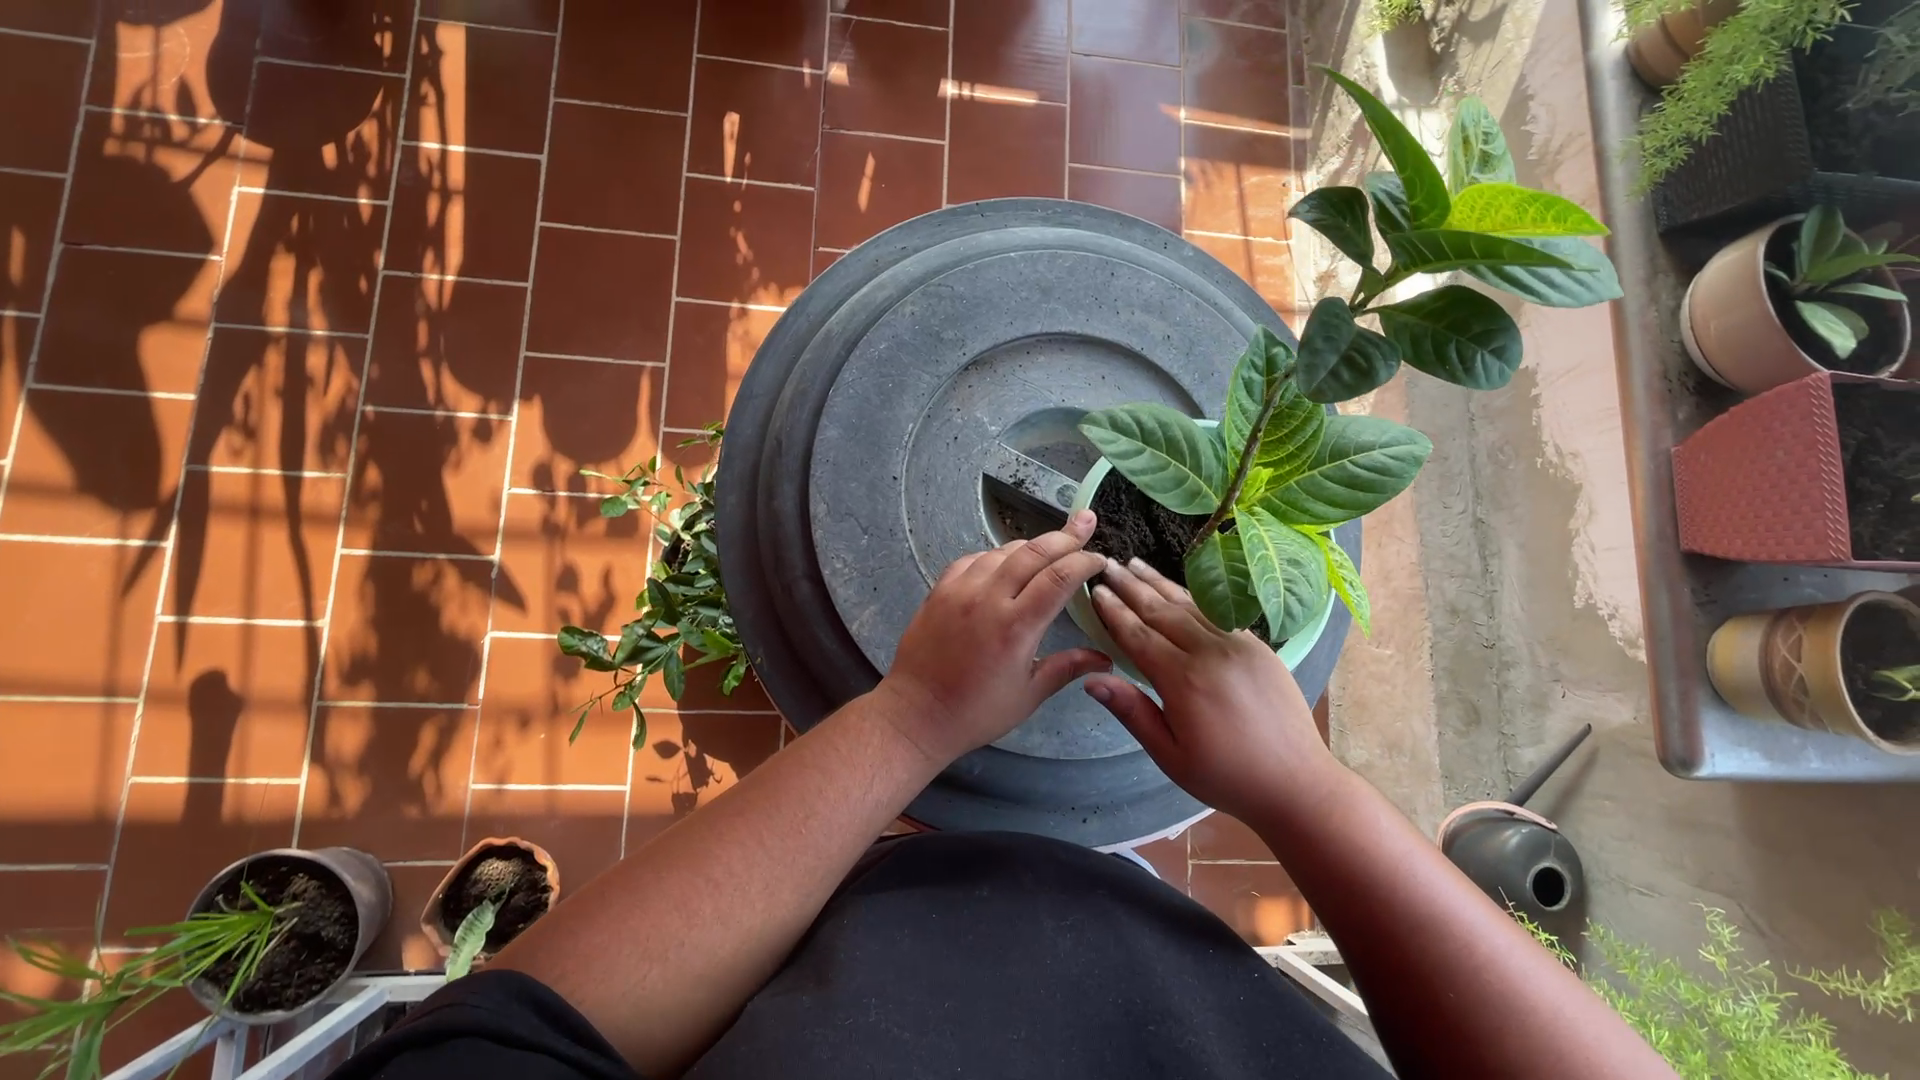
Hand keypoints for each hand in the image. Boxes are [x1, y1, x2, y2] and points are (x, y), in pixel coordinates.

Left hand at [876, 510, 1112, 766]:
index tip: (1100, 558)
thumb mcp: (1029, 695)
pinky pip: (972, 559)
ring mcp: (959, 591)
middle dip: (1064, 536)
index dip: (1084, 561)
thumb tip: (1106, 658)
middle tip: (1085, 522)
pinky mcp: (939, 591)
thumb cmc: (976, 712)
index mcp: (1016, 627)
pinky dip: (995, 555)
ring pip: (1002, 551)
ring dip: (1030, 545)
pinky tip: (1005, 562)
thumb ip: (1067, 667)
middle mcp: (988, 599)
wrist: (916, 714)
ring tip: (1051, 546)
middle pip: (1033, 552)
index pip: (1059, 577)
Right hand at [1084, 557, 1342, 824]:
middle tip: (1107, 564)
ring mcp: (1239, 646)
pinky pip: (1219, 614)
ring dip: (1160, 583)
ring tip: (1136, 565)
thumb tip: (1091, 679)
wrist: (1296, 784)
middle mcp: (1211, 653)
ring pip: (1192, 605)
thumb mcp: (1169, 755)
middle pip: (1162, 611)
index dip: (1114, 612)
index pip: (1139, 635)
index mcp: (1184, 681)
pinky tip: (1179, 589)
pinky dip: (1194, 598)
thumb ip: (1132, 712)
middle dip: (1131, 587)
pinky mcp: (1259, 647)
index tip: (1095, 590)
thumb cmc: (1226, 777)